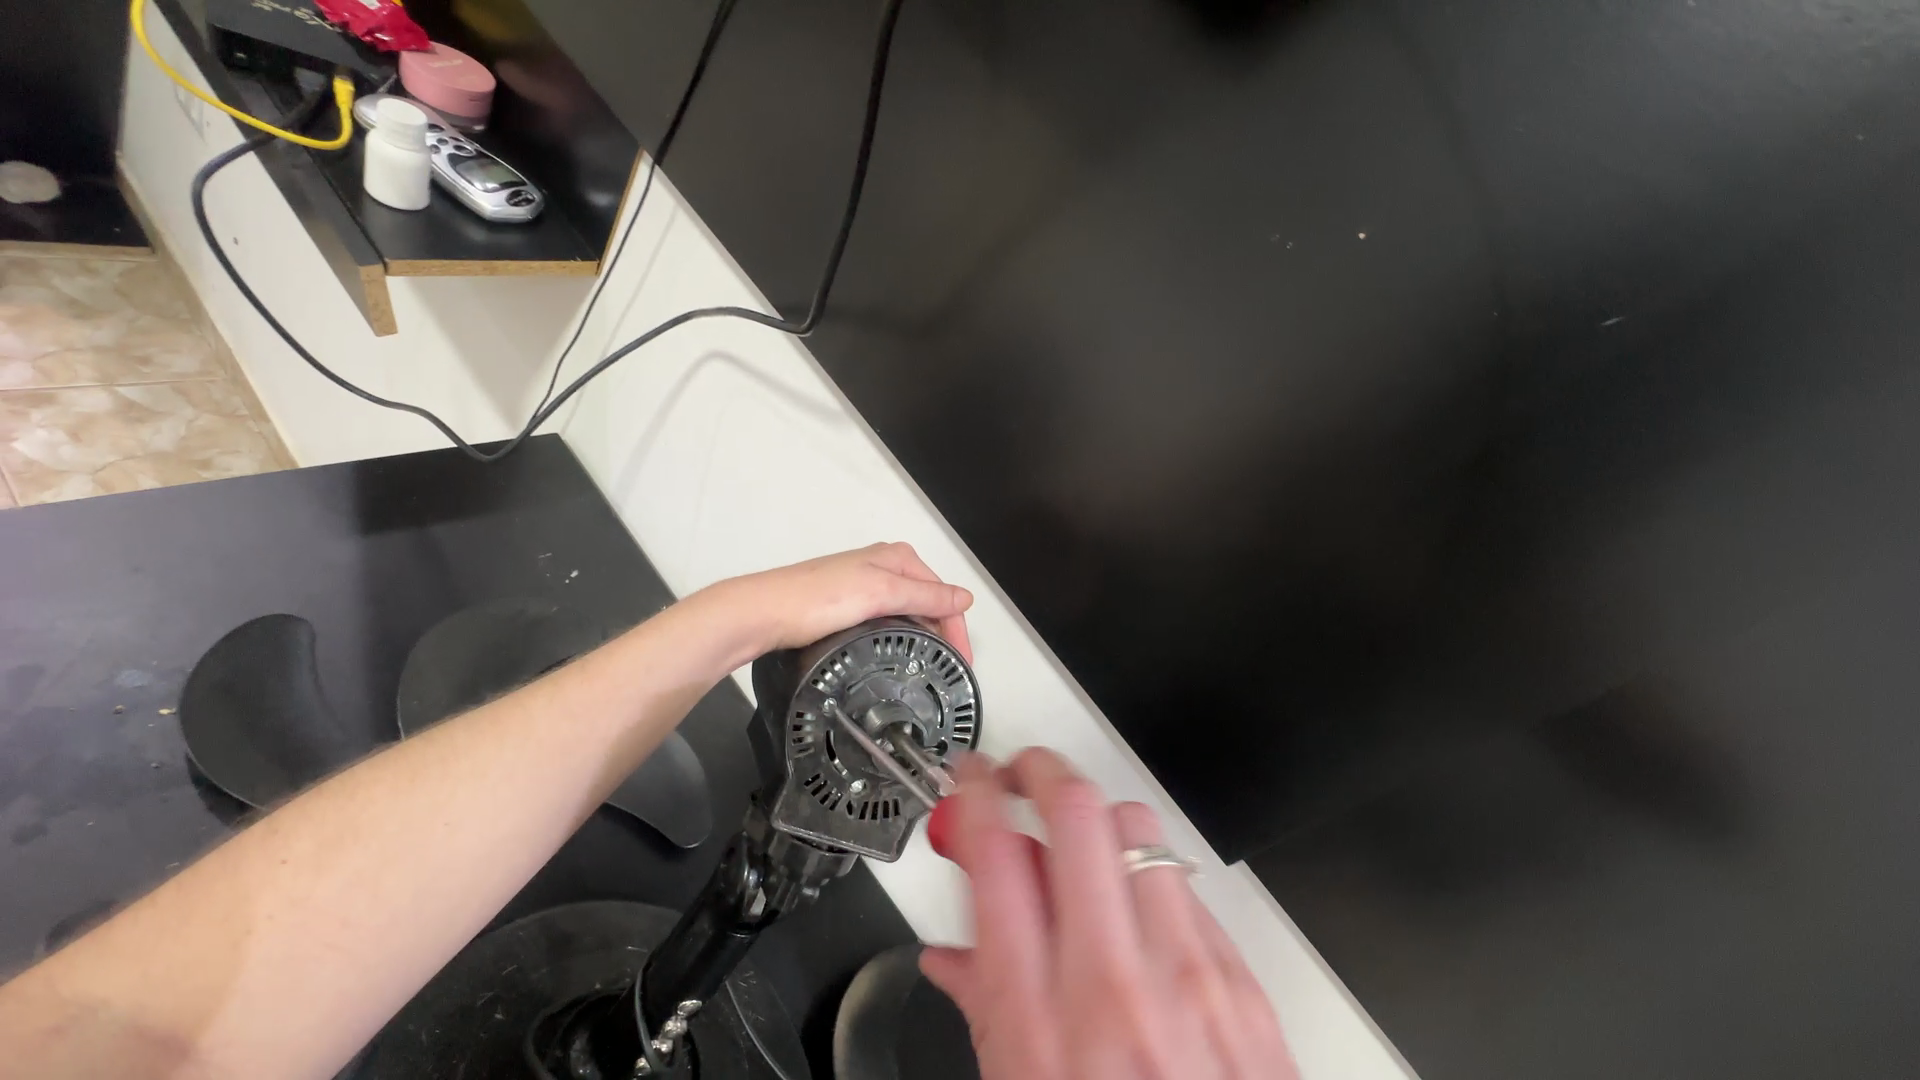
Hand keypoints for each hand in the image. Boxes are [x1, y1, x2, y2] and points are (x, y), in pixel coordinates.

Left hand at [696, 543, 974, 664]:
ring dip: (921, 636)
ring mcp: (863, 585)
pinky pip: (886, 620)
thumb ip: (925, 596)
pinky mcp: (845, 605)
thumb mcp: (880, 593)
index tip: (962, 665)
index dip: (956, 628)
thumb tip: (966, 598)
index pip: (942, 592)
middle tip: (948, 671)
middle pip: (927, 601)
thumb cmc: (821, 600)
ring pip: (906, 611)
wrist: (762, 612)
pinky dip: (898, 636)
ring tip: (928, 668)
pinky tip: (895, 654)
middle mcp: (882, 565)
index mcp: (897, 557)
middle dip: (942, 633)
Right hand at [923, 749, 1296, 1079]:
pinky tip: (1133, 907)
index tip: (969, 783)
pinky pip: (1182, 884)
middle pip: (1074, 814)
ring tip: (1078, 838)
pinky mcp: (1238, 979)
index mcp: (1041, 1018)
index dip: (973, 796)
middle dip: (1038, 770)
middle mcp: (1115, 984)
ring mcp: (1187, 974)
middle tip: (1021, 774)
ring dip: (1095, 815)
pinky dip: (1145, 875)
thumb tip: (950, 954)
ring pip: (1136, 828)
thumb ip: (982, 1008)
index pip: (997, 858)